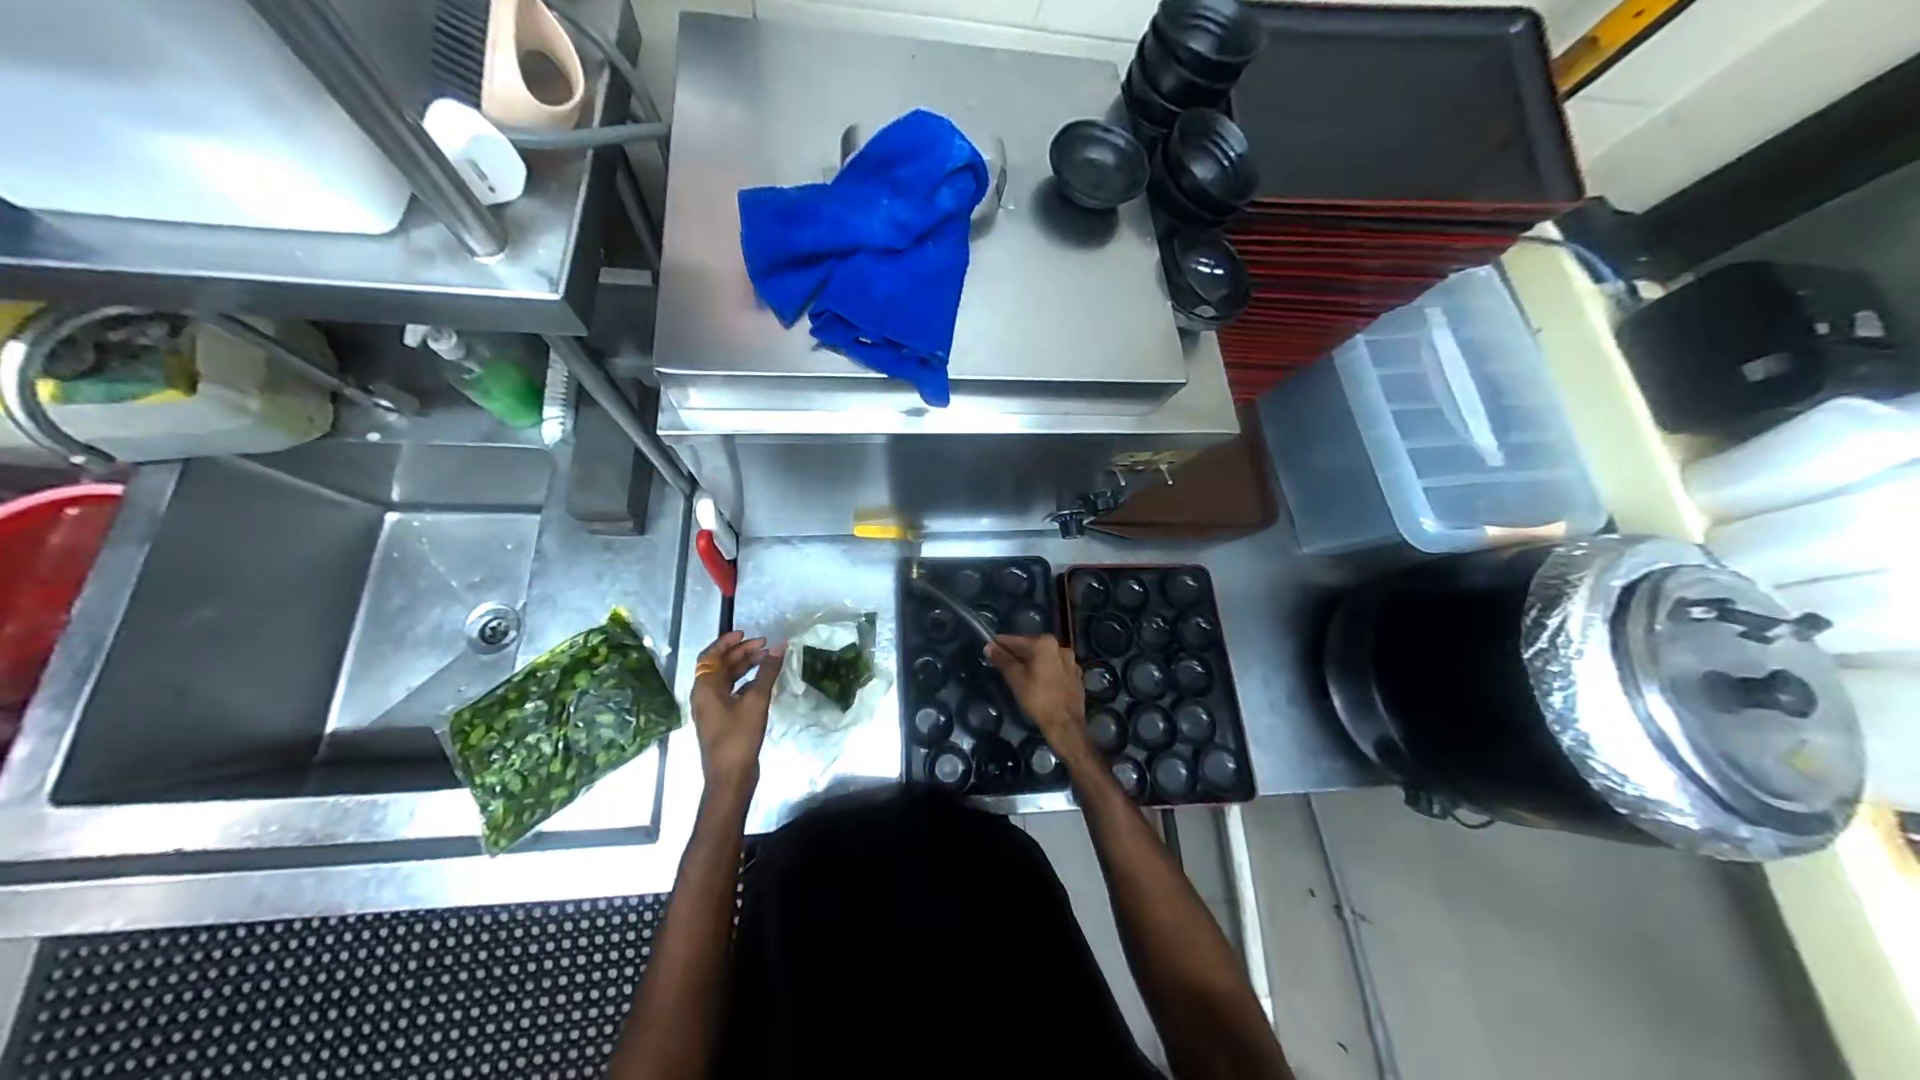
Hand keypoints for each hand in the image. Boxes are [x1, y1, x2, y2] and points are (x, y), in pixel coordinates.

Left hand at [689, 631, 783, 788]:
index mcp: (705, 687)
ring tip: (766, 659)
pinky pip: (731, 692)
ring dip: (744, 667)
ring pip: (726, 679)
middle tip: (765, 645)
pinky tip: (762, 682)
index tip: (746, 633)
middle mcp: (704, 695)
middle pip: (719, 665)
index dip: (727, 642)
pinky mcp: (721, 719)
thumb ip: (767, 672)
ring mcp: (712, 709)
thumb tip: (779, 646)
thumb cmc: (738, 737)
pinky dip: (745, 682)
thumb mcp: (756, 701)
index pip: (710, 655)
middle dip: (741, 653)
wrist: (730, 776)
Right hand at [985, 635, 1090, 758]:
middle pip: (1032, 647)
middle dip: (1017, 653)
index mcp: (1045, 643)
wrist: (1065, 723)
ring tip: (1020, 672)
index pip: (1016, 640)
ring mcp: (1071, 662)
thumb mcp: (1015, 678)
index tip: (990, 648)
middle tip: (1003, 662)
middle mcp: (1060, 647)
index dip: (1001, 645)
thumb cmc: (1037, 698)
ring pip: (1045, 658)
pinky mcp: (1076, 676)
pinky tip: (1039, 681)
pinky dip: (1046, 671)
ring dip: (1032, 662)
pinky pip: (1056, 668)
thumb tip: (989, 646)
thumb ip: (1002, 659)